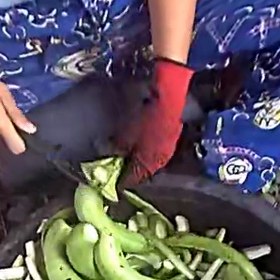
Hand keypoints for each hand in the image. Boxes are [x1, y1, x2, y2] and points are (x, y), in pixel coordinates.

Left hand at [121, 58, 193, 185]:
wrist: (167, 98)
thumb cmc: (143, 118)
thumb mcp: (123, 134)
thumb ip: (115, 148)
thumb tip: (107, 154)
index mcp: (145, 166)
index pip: (130, 180)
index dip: (119, 180)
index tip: (112, 179)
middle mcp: (158, 163)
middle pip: (142, 172)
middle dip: (131, 170)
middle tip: (120, 165)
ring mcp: (168, 151)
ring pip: (151, 160)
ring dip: (140, 159)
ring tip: (130, 152)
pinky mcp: (172, 138)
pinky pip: (157, 149)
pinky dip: (148, 148)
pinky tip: (143, 141)